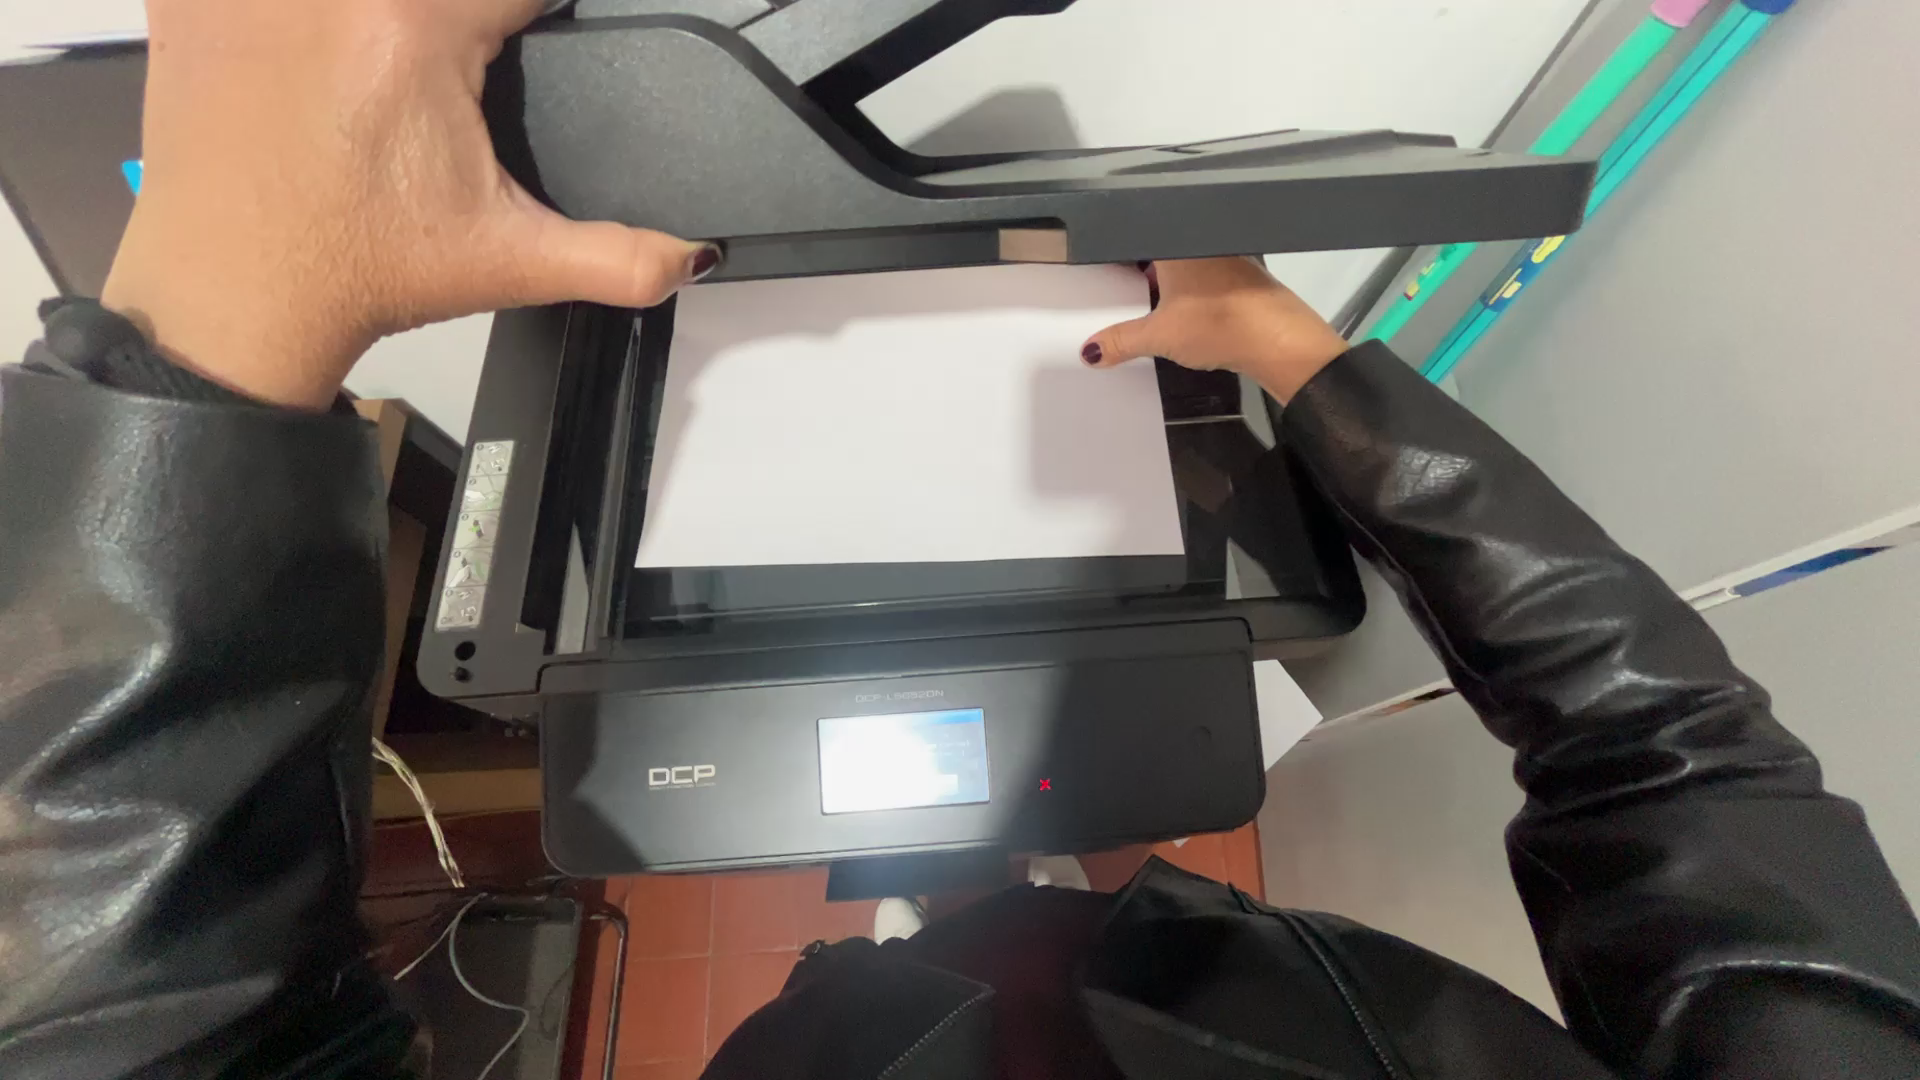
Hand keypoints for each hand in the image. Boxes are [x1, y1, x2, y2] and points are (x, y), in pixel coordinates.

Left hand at [102, 0, 719, 408]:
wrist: (242, 285)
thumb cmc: (366, 266)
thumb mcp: (519, 265)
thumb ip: (623, 260)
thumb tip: (693, 254)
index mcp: (409, 30)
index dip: (552, 6)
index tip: (550, 30)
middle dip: (482, 18)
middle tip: (488, 58)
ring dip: (420, 14)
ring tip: (431, 59)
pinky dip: (348, 12)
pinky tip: (354, 45)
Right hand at [1081, 258, 1349, 402]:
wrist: (1279, 340)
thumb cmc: (1221, 323)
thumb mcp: (1159, 336)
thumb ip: (1121, 341)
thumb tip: (1091, 351)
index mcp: (1177, 243)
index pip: (1138, 236)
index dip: (1119, 252)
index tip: (1104, 269)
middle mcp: (1203, 243)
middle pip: (1161, 251)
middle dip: (1141, 273)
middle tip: (1121, 294)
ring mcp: (1226, 258)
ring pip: (1185, 265)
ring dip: (1167, 285)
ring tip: (1150, 310)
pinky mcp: (1243, 278)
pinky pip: (1204, 279)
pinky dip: (1190, 293)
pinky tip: (1185, 315)